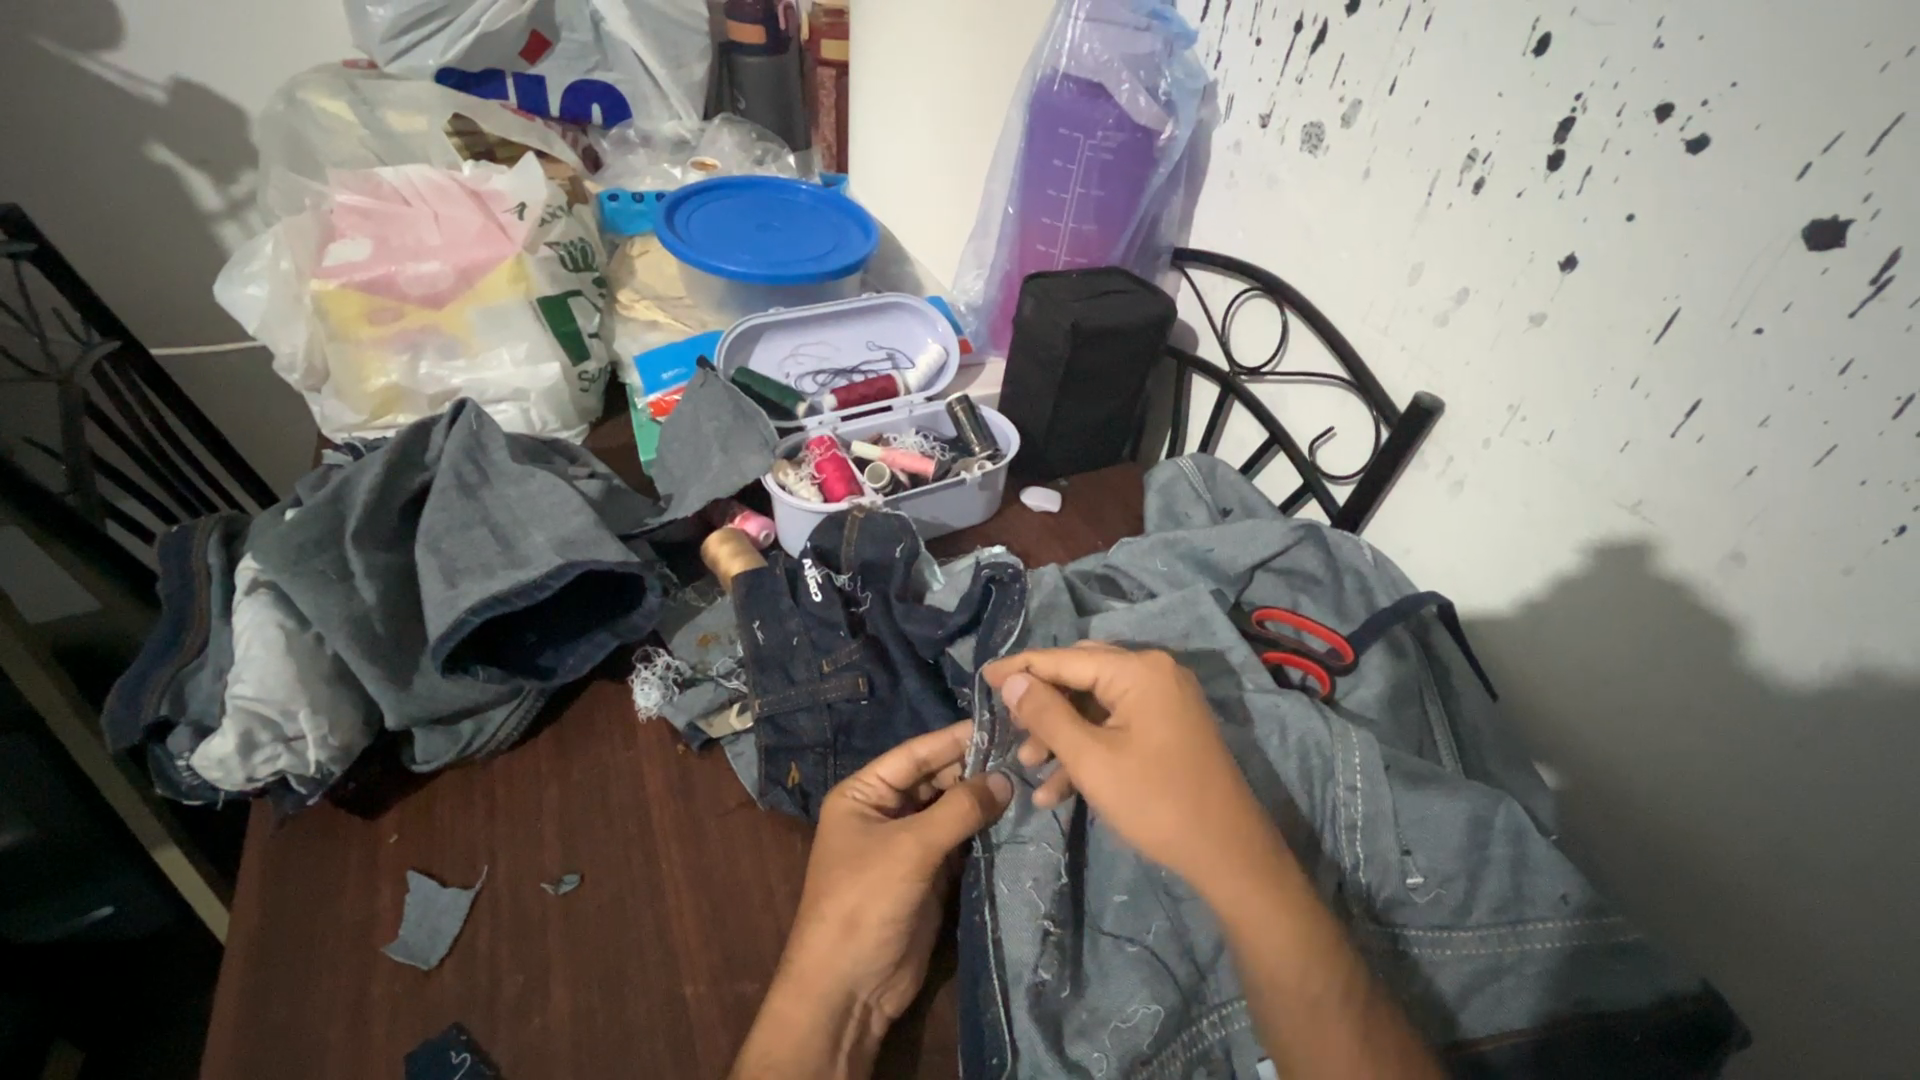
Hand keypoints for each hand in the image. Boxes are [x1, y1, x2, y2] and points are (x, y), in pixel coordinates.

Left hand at [733, 721, 1011, 1078]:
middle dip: (974, 770)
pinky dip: (983, 832)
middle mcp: (884, 812)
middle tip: (1025, 754)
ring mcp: (907, 845)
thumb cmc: (865, 903)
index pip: (914, 754)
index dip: (955, 739)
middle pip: (935, 779)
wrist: (848, 989)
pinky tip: (1015, 818)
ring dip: (982, 801)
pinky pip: (959, 841)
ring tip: (1029, 780)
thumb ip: (958, 810)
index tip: (1001, 722)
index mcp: (863, 794)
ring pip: (950, 810)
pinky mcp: (928, 875)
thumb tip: (1006, 778)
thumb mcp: (910, 849)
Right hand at [983, 643, 1283, 892]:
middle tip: (1007, 726)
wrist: (1229, 855)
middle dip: (1041, 704)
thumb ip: (1046, 714)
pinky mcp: (1168, 728)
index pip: (1063, 658)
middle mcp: (1153, 673)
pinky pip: (1116, 726)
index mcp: (1137, 670)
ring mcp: (1164, 701)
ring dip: (1060, 733)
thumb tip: (1011, 679)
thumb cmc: (1155, 802)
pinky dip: (1088, 748)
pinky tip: (1057, 790)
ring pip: (1095, 705)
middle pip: (1079, 676)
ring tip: (1029, 766)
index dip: (1020, 669)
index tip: (981, 677)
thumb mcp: (1090, 759)